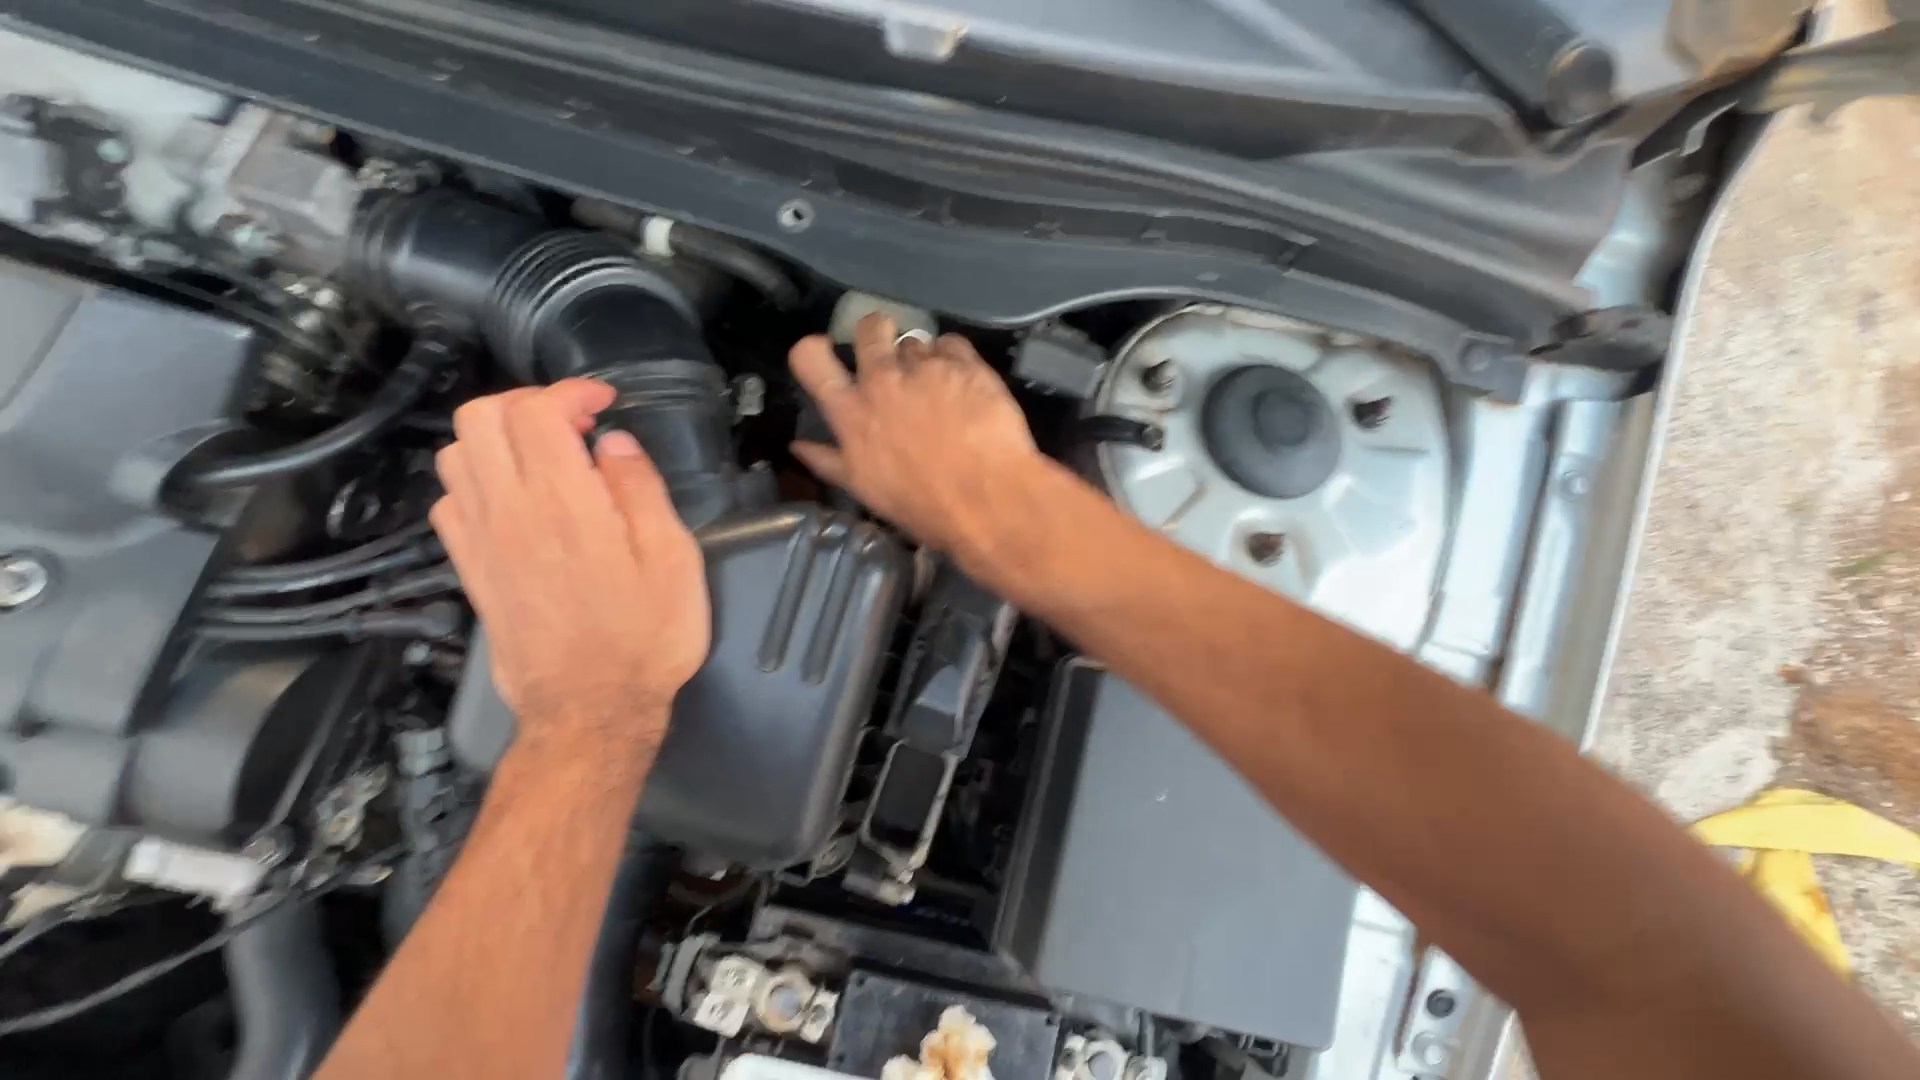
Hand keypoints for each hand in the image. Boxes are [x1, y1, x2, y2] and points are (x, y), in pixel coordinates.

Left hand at [431, 379, 709, 752]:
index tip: (605, 403)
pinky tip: (518, 499)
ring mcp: (481, 541)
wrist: (591, 710)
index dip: (572, 391)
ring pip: (456, 453)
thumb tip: (614, 442)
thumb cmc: (647, 636)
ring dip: (500, 437)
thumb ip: (641, 490)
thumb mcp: (673, 559)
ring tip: (547, 457)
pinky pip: (450, 500)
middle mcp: (510, 512)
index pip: (539, 411)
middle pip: (482, 418)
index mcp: (565, 504)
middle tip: (576, 425)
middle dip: (529, 403)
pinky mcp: (470, 570)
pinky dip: (478, 480)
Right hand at [789, 315, 1047, 560]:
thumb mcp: (865, 490)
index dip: (815, 349)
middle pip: (869, 328)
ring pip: (916, 341)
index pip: (810, 358)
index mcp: (851, 413)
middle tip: (893, 357)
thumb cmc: (923, 506)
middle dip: (877, 333)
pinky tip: (965, 385)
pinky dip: (955, 359)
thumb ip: (828, 461)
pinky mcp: (966, 364)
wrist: (988, 501)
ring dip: (923, 358)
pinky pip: (952, 344)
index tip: (828, 352)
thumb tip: (797, 446)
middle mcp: (883, 380)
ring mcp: (926, 368)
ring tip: (940, 389)